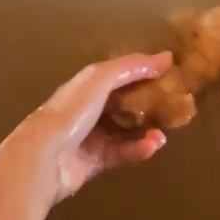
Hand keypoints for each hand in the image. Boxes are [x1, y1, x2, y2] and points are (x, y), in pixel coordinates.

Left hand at [8, 53, 173, 202]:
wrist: (45, 157)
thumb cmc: (71, 111)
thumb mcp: (100, 78)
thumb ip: (131, 67)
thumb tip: (166, 57)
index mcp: (86, 86)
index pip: (119, 75)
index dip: (142, 72)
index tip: (170, 73)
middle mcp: (88, 109)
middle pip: (124, 103)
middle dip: (149, 104)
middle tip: (173, 106)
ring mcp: (90, 137)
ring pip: (126, 130)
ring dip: (147, 130)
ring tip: (164, 132)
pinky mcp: (95, 162)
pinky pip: (123, 153)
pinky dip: (139, 149)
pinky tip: (152, 146)